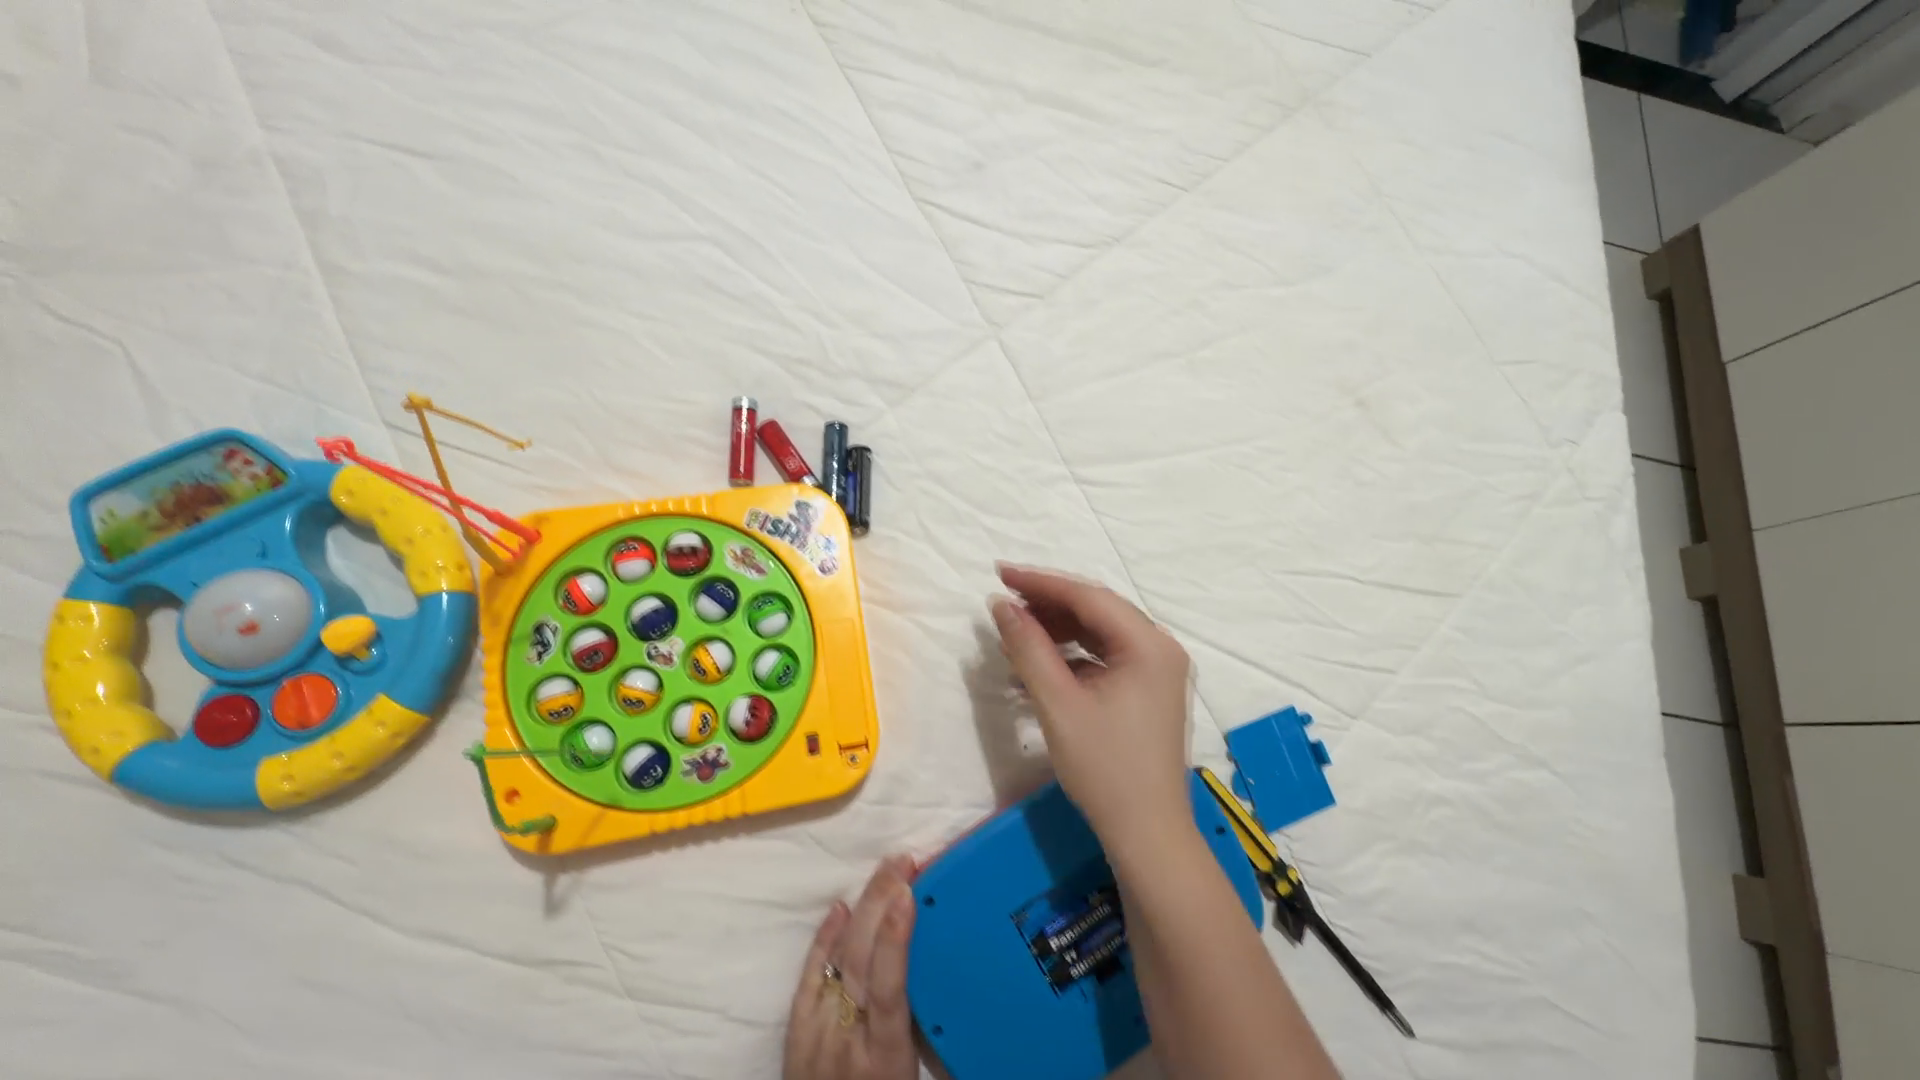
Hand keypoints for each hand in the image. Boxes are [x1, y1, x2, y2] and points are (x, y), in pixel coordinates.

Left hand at [783, 856, 918, 1079]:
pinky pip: (809, 976)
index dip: (896, 939)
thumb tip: (944, 977)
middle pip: (862, 959)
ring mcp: (816, 1031)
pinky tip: (840, 907)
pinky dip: (824, 939)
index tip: (910, 894)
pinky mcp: (795, 1031)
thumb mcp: (914, 1078)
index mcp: (884, 1056)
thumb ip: (923, 1030)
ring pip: (837, 958)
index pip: (889, 987)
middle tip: (902, 862)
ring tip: (884, 872)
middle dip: (881, 904)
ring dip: (861, 909)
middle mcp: (846, 1038)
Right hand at [988, 563, 1192, 852]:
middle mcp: (1161, 648)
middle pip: (1098, 610)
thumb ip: (1029, 648)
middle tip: (1003, 605)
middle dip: (1048, 606)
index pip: (1089, 597)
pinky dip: (1072, 658)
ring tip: (1015, 637)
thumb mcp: (1058, 705)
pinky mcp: (1148, 691)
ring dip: (1058, 632)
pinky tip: (1039, 669)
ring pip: (1100, 634)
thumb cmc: (1104, 768)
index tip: (999, 573)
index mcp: (1149, 645)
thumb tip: (1001, 605)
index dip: (1041, 582)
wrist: (1146, 832)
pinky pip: (1106, 658)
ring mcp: (1158, 671)